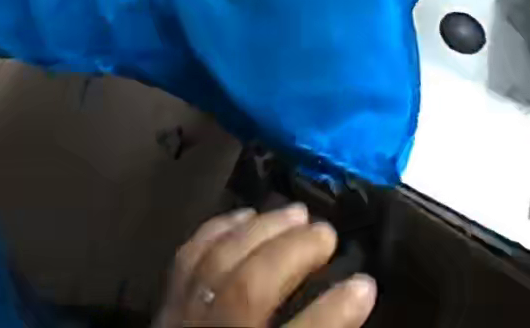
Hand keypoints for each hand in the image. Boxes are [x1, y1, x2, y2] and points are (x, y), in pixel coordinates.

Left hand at [153, 205, 376, 327]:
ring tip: (295, 213)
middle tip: (329, 232)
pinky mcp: (162, 314)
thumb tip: (347, 311)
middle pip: (248, 291)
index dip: (333, 316)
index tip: (367, 286)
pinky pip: (187, 260)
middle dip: (291, 255)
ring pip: (217, 265)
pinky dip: (217, 231)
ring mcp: (178, 326)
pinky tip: (244, 216)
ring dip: (258, 232)